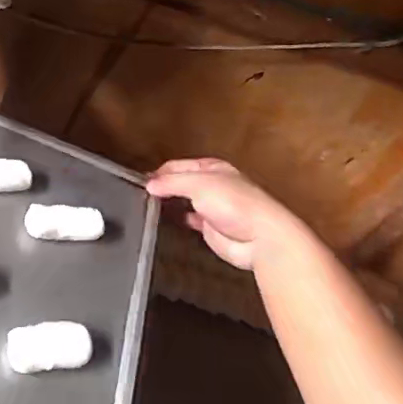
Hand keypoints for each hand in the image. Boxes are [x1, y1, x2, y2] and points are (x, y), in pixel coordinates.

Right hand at [146, 158, 302, 269]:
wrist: (259, 238)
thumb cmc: (236, 204)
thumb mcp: (198, 184)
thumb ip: (171, 183)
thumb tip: (150, 185)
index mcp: (212, 168)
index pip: (178, 166)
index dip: (160, 172)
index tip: (142, 181)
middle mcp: (212, 185)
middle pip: (181, 182)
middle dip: (164, 186)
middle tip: (143, 193)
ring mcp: (212, 207)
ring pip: (185, 201)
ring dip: (171, 203)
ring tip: (151, 206)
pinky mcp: (211, 227)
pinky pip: (190, 220)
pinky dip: (179, 219)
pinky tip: (169, 221)